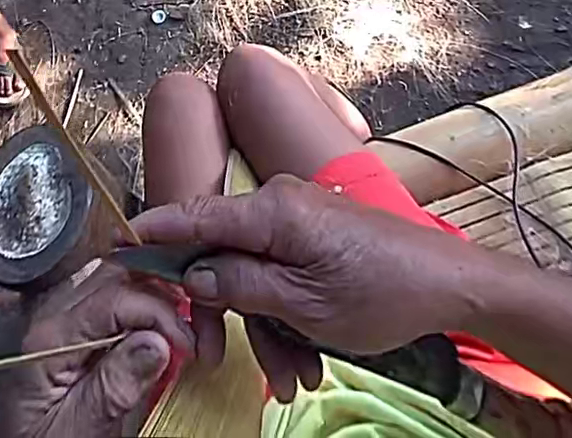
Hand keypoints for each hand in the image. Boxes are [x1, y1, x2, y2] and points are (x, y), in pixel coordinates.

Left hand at [0, 260, 193, 437]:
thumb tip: (156, 340)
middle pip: (110, 276)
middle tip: (188, 330)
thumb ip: (113, 387)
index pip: (110, 297)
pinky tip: (149, 327)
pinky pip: (101, 295)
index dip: (156, 312)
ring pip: (107, 278)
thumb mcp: (78, 431)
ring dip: (145, 295)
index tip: (187, 340)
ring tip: (175, 327)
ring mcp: (55, 314)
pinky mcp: (64, 325)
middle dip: (155, 296)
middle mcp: (49, 313)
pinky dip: (132, 304)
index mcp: (48, 335)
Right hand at [129, 175, 486, 401]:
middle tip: (215, 355)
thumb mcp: (306, 305)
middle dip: (222, 303)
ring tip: (290, 371)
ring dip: (261, 317)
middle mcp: (275, 200)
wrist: (450, 283)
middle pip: (222, 247)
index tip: (120, 241)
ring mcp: (293, 213)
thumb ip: (241, 285)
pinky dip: (280, 303)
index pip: (196, 214)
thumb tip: (191, 275)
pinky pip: (276, 262)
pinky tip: (304, 348)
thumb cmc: (380, 292)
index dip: (155, 229)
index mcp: (270, 209)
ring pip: (251, 263)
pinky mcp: (309, 227)